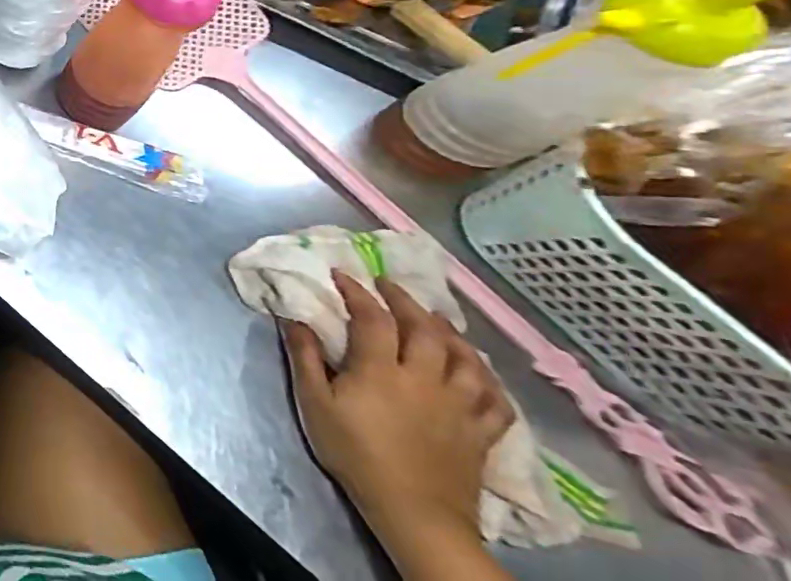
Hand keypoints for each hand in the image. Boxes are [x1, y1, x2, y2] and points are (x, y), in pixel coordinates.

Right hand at [282, 272, 514, 550]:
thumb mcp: (315, 406)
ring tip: (436, 319)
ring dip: (449, 331)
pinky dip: (487, 379)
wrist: (413, 514)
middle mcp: (424, 377)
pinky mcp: (481, 430)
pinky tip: (477, 370)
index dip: (357, 291)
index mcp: (381, 369)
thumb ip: (305, 359)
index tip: (343, 276)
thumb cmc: (356, 455)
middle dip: (405, 300)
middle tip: (388, 286)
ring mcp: (459, 403)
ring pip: (465, 356)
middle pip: (423, 327)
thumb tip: (295, 319)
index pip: (372, 316)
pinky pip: (494, 398)